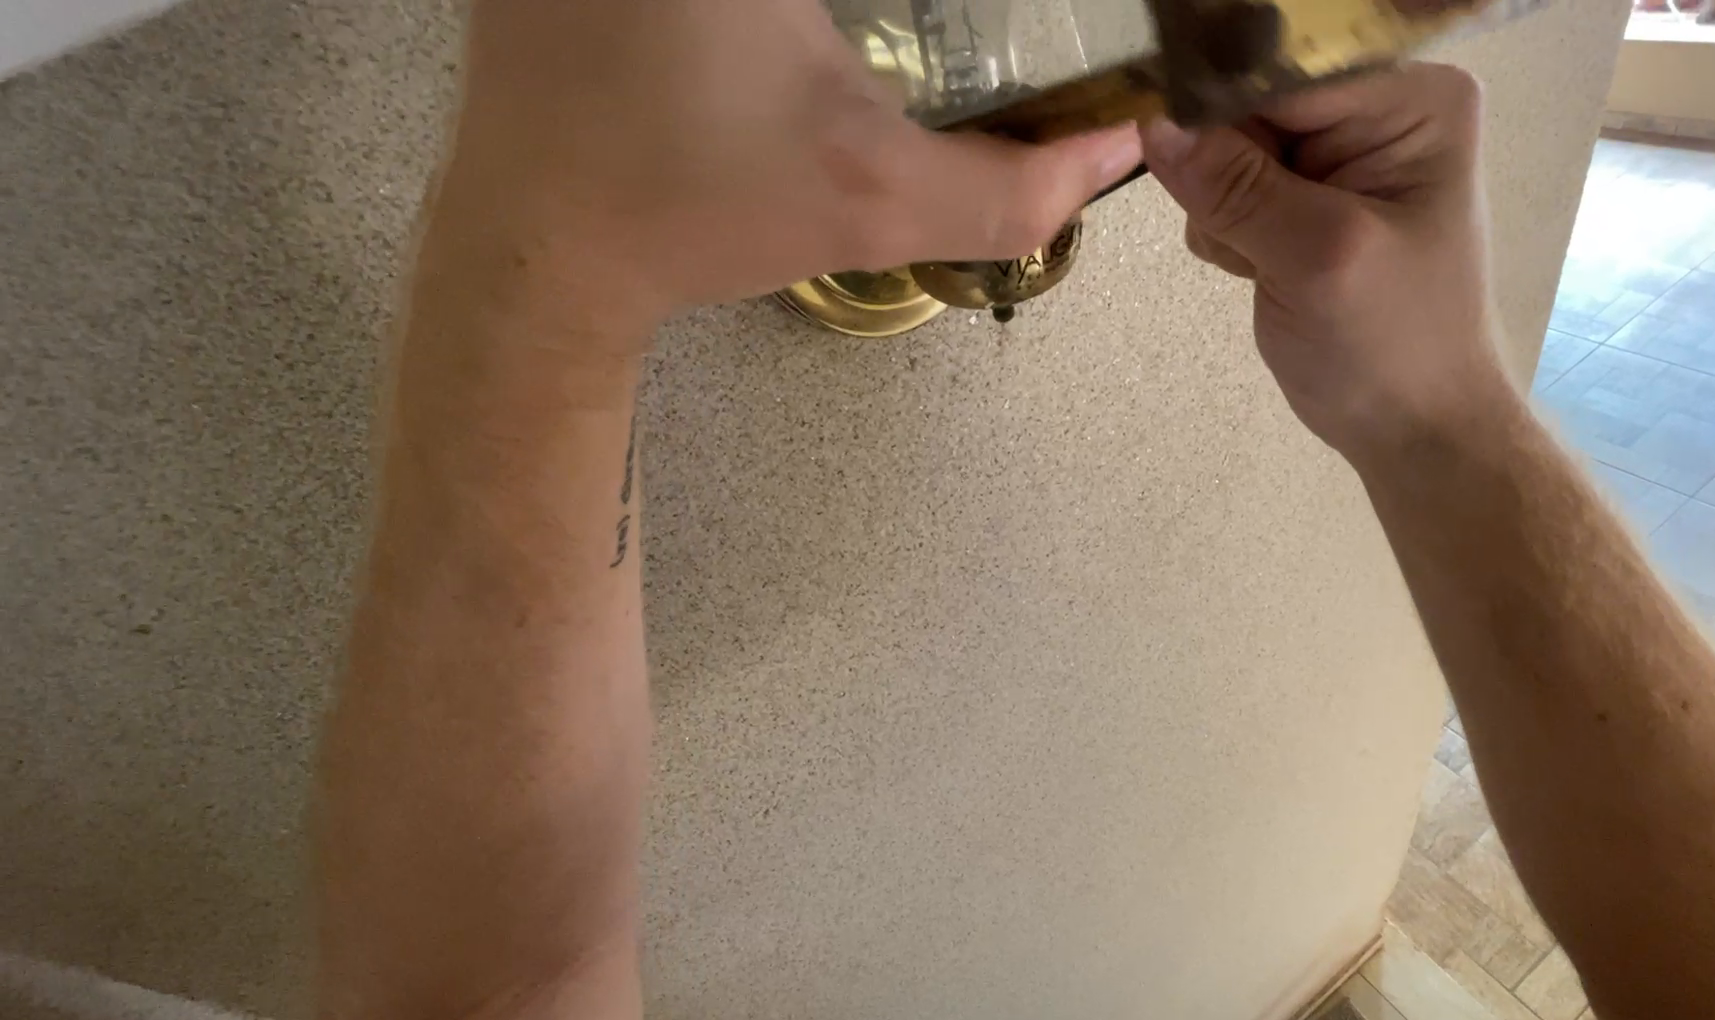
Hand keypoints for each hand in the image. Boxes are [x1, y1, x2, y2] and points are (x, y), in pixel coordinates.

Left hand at [433, 0, 1141, 331]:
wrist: (547, 247)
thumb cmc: (698, 212)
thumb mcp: (872, 205)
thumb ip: (1010, 191)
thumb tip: (1114, 147)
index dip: (995, 2)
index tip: (1028, 29)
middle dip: (943, 9)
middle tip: (993, 31)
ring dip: (893, 6)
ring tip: (929, 37)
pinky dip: (807, 13)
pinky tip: (834, 38)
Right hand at [1141, 64, 1508, 463]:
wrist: (1407, 422)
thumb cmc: (1387, 343)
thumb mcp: (1314, 258)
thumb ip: (1234, 189)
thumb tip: (1154, 125)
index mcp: (1406, 99)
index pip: (1281, 70)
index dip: (1222, 111)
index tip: (1194, 174)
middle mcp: (1370, 113)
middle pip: (1246, 108)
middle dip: (1227, 177)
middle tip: (1254, 241)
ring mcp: (1330, 162)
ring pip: (1222, 157)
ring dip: (1224, 217)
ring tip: (1267, 266)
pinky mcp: (1296, 206)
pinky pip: (1223, 196)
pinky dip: (1226, 238)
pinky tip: (1260, 272)